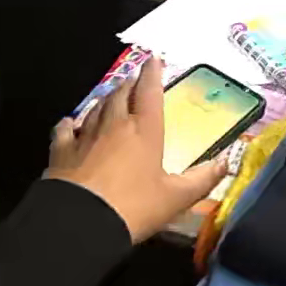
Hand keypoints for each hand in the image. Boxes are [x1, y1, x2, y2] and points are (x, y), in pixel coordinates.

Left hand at [45, 59, 229, 241]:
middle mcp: (115, 125)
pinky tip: (71, 121)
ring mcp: (85, 137)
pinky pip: (65, 129)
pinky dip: (71, 121)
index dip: (153, 73)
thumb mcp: (175, 198)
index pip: (150, 92)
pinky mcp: (60, 153)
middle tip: (135, 77)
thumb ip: (202, 179)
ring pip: (97, 107)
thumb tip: (225, 163)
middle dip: (130, 83)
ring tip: (113, 93)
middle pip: (122, 94)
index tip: (155, 59)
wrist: (76, 227)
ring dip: (107, 97)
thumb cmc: (133, 207)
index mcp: (145, 130)